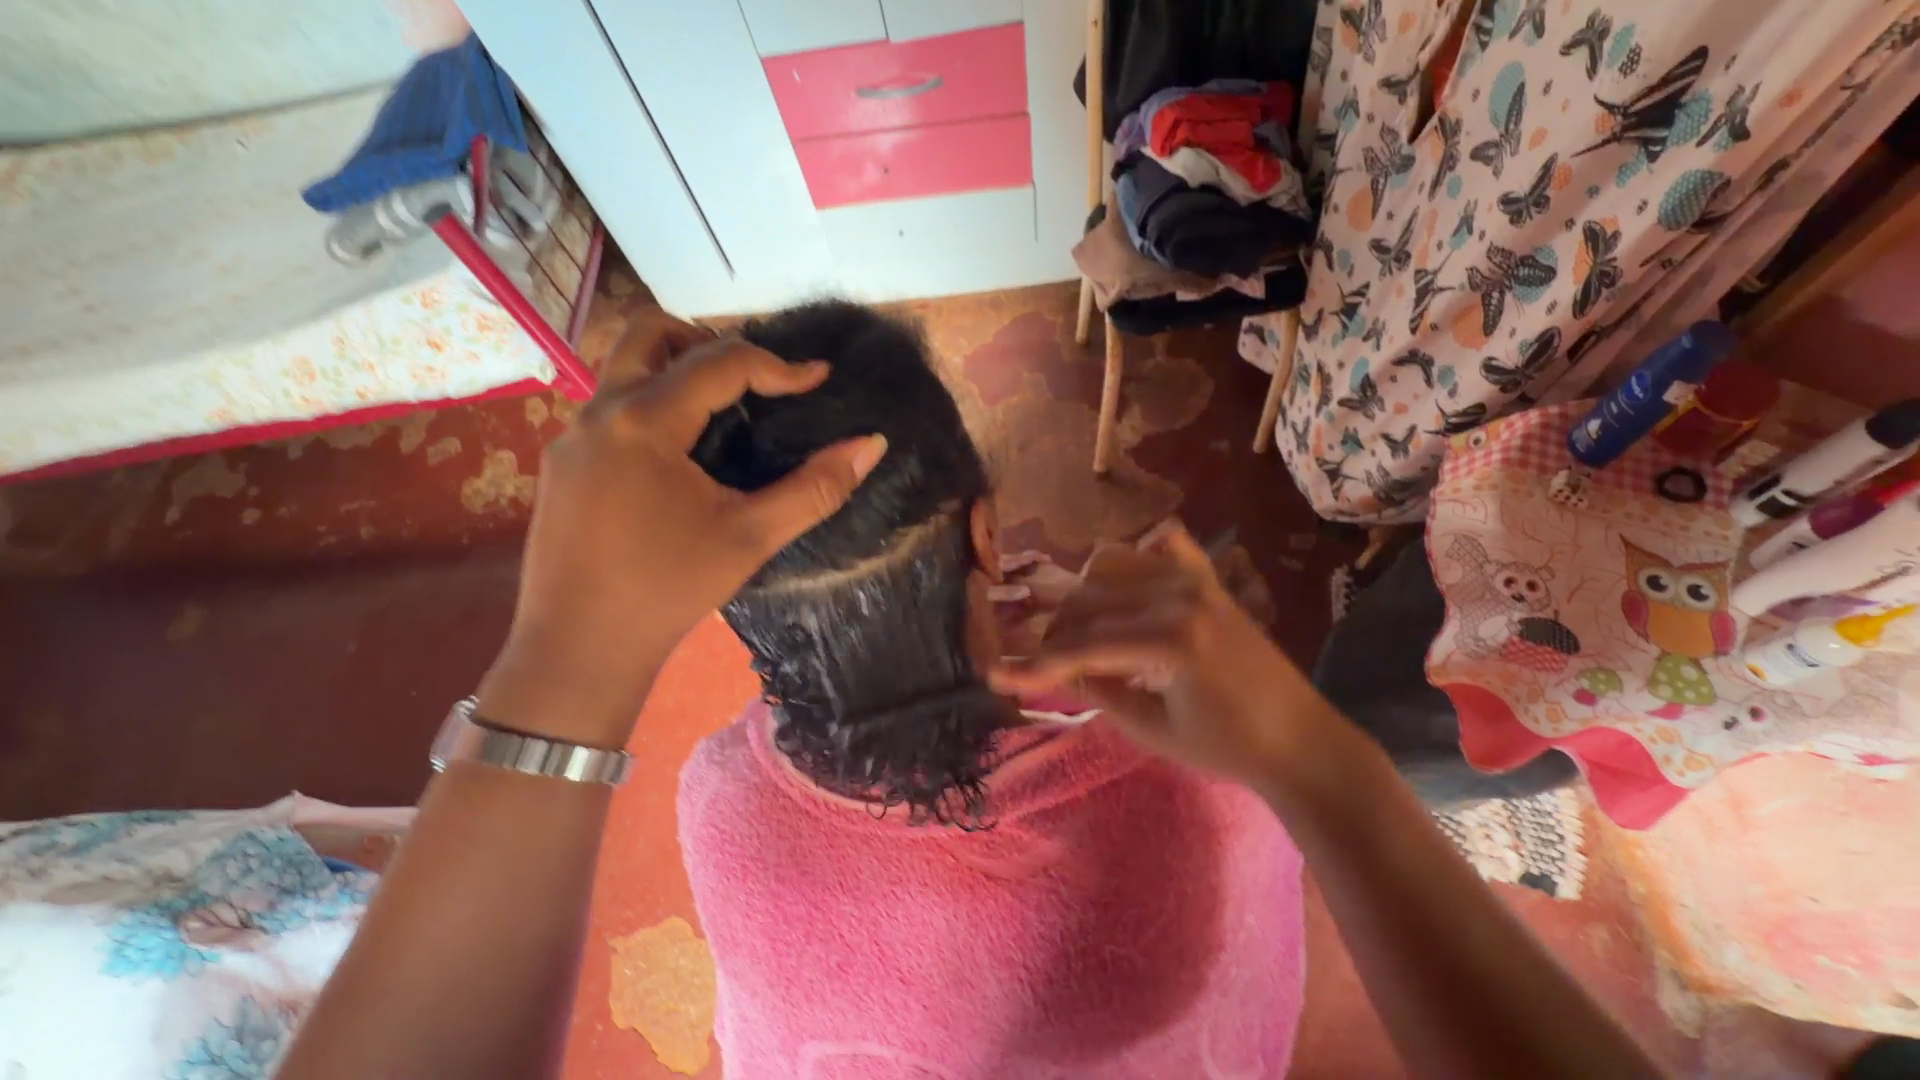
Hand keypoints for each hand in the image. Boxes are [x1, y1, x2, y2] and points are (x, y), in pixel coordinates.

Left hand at [476, 312, 887, 746]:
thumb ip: (816, 488)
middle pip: (651, 331)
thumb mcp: (751, 537)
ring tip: (719, 415)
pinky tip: (677, 458)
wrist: (579, 647)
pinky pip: (609, 406)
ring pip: (622, 366)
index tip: (819, 379)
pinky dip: (650, 406)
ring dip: (674, 370)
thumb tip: (871, 445)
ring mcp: (571, 435)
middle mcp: (600, 410)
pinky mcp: (560, 462)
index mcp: (645, 420)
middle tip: (751, 383)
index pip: (721, 362)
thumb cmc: (669, 589)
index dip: (779, 366)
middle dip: (708, 341)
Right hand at [992, 524, 1331, 786]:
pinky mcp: (1209, 580)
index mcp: (1171, 641)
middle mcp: (1180, 597)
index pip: (1084, 647)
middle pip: (1090, 602)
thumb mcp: (1151, 729)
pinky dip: (1130, 559)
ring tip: (1072, 633)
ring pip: (1112, 568)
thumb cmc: (1226, 747)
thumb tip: (1050, 668)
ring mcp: (1197, 581)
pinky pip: (1160, 549)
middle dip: (1053, 632)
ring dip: (1081, 598)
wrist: (1299, 739)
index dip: (1037, 664)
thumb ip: (1097, 691)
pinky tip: (1116, 584)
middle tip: (1033, 661)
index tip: (997, 674)